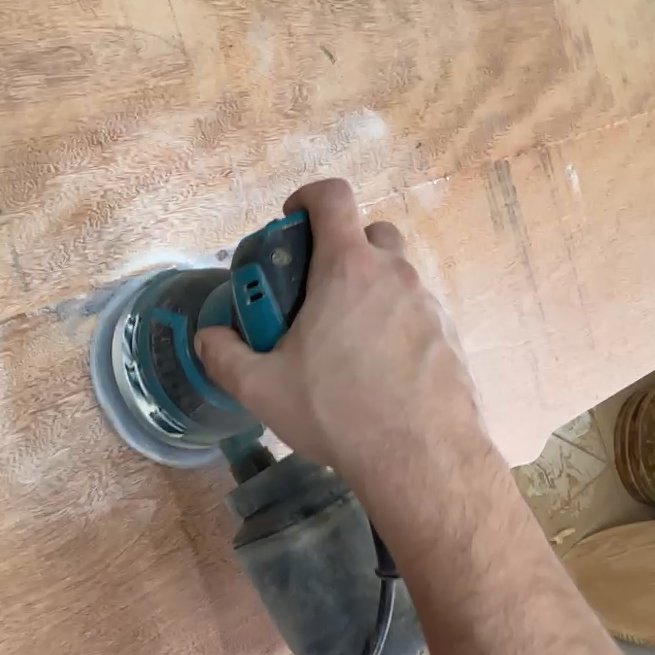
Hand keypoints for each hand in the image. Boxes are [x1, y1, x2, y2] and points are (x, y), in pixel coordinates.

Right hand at [194, 179, 495, 491]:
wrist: (420, 457)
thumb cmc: (335, 410)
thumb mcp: (261, 388)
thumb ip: (224, 356)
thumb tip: (206, 338)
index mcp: (346, 269)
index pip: (331, 198)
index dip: (306, 198)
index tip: (289, 222)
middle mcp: (393, 274)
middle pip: (369, 232)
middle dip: (339, 249)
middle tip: (313, 293)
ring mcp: (428, 304)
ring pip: (394, 275)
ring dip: (366, 290)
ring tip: (341, 342)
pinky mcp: (448, 336)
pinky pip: (414, 312)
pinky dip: (391, 324)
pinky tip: (374, 372)